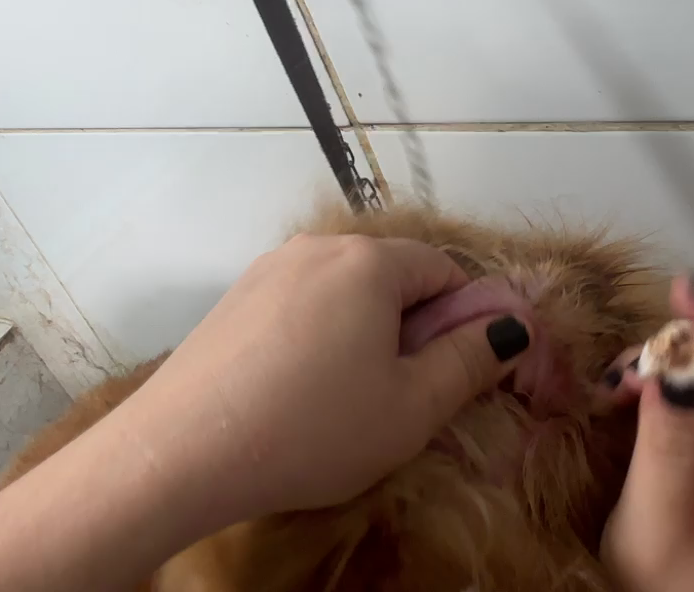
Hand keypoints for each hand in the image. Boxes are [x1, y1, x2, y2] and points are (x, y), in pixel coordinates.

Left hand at [112, 233, 532, 523]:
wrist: (183, 448)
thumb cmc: (313, 427)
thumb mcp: (411, 407)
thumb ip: (471, 360)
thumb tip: (510, 327)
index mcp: (369, 260)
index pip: (442, 268)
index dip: (459, 317)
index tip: (447, 370)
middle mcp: (320, 245)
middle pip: (391, 273)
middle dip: (410, 322)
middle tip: (397, 390)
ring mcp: (272, 264)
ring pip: (344, 286)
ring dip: (363, 327)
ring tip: (345, 393)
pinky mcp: (239, 291)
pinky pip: (302, 297)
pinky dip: (319, 329)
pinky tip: (297, 382)